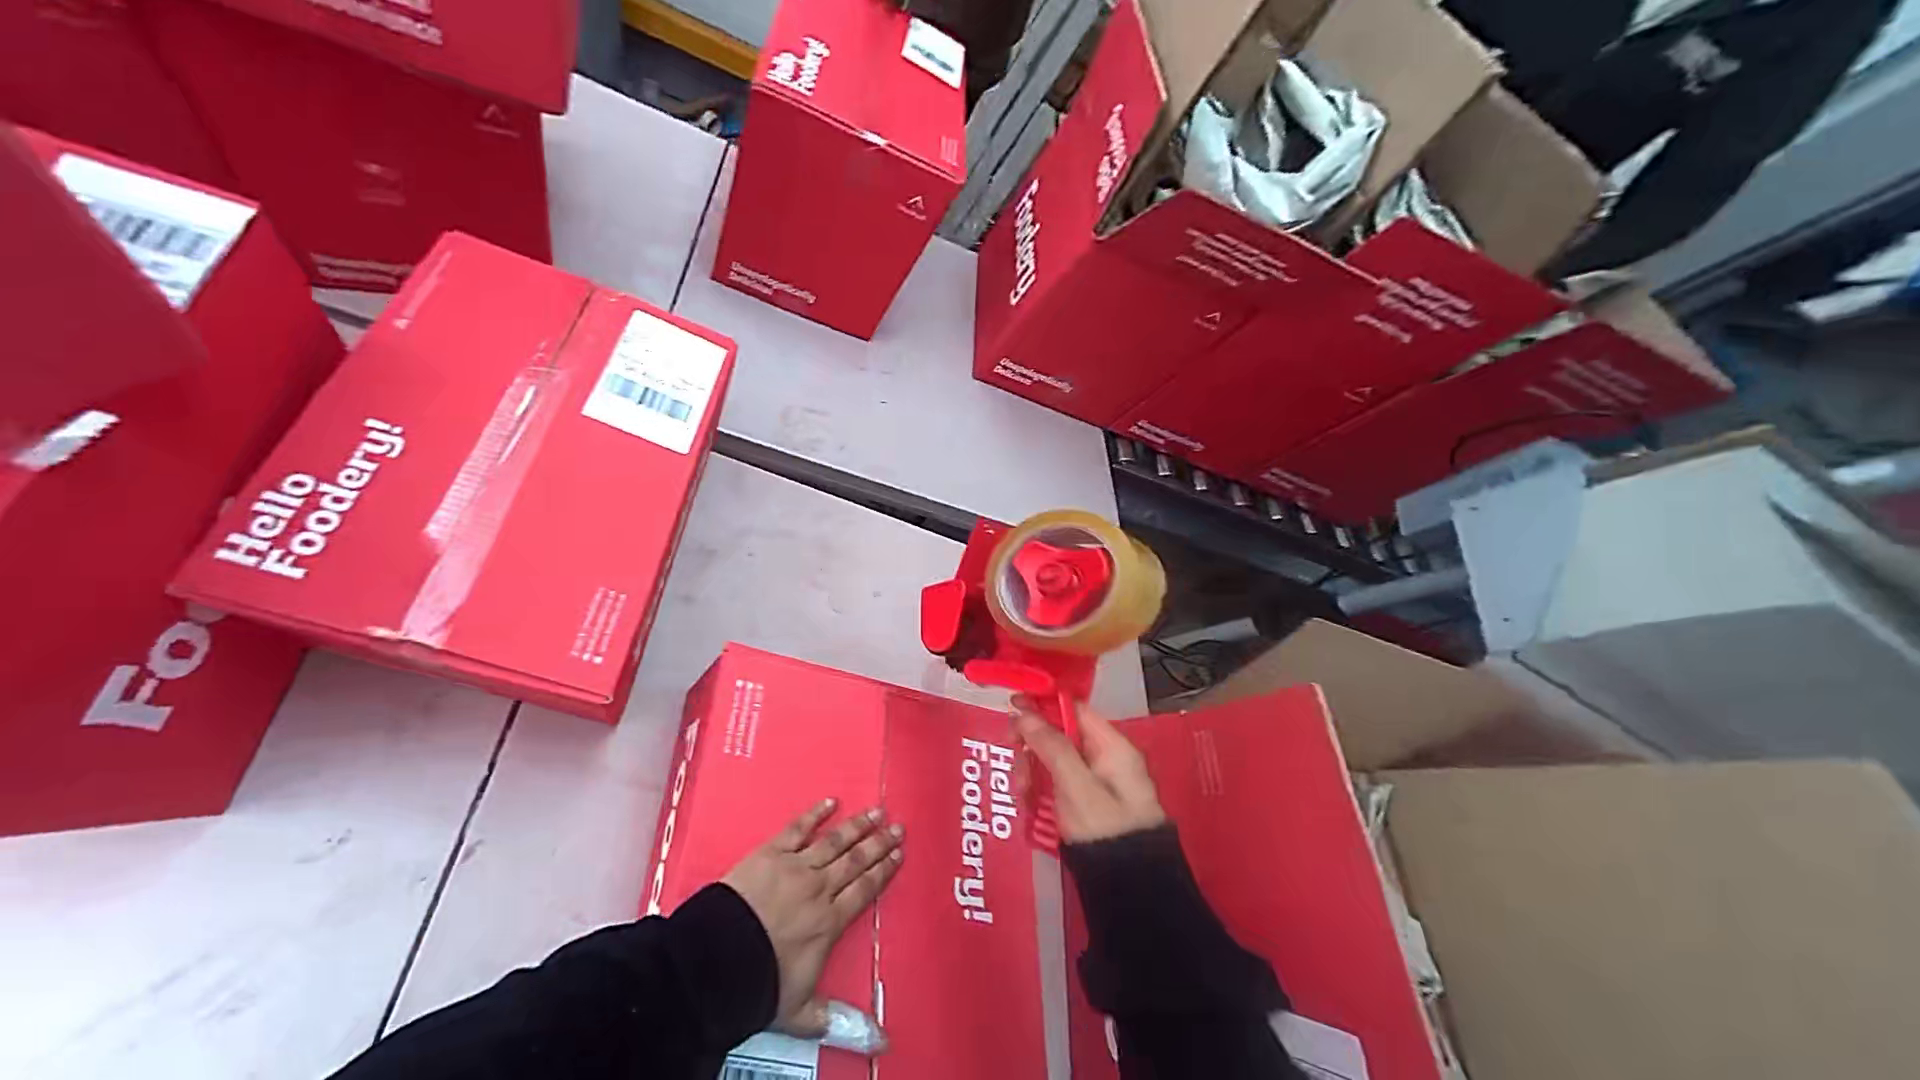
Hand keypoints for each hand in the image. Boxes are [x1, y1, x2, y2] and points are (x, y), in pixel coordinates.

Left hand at [722, 799, 903, 1040]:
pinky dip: (815, 814)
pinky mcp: (770, 852)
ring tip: (876, 812)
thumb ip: (837, 1018)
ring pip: (835, 841)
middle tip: (898, 826)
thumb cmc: (759, 985)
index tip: (899, 854)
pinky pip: (798, 828)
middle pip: (857, 860)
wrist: (715, 962)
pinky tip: (830, 802)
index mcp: (830, 921)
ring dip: (857, 825)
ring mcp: (796, 866)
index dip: (884, 870)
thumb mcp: (801, 1010)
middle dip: (879, 843)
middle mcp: (819, 888)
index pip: (865, 889)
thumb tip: (880, 1043)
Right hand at [1012, 697, 1164, 842]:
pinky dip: (1039, 791)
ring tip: (1024, 793)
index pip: (1074, 709)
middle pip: (1059, 735)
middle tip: (1014, 758)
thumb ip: (1051, 746)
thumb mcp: (1076, 786)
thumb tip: (1024, 712)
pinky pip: (1055, 785)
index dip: (1042, 704)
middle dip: (1033, 745)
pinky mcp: (1084, 806)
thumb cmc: (1104, 829)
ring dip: (1032, 771)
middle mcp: (1104, 759)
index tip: (1012, 707)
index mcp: (1111, 747)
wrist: (1129, 889)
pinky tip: (1030, 805)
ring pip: (1052, 761)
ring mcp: (1094, 784)